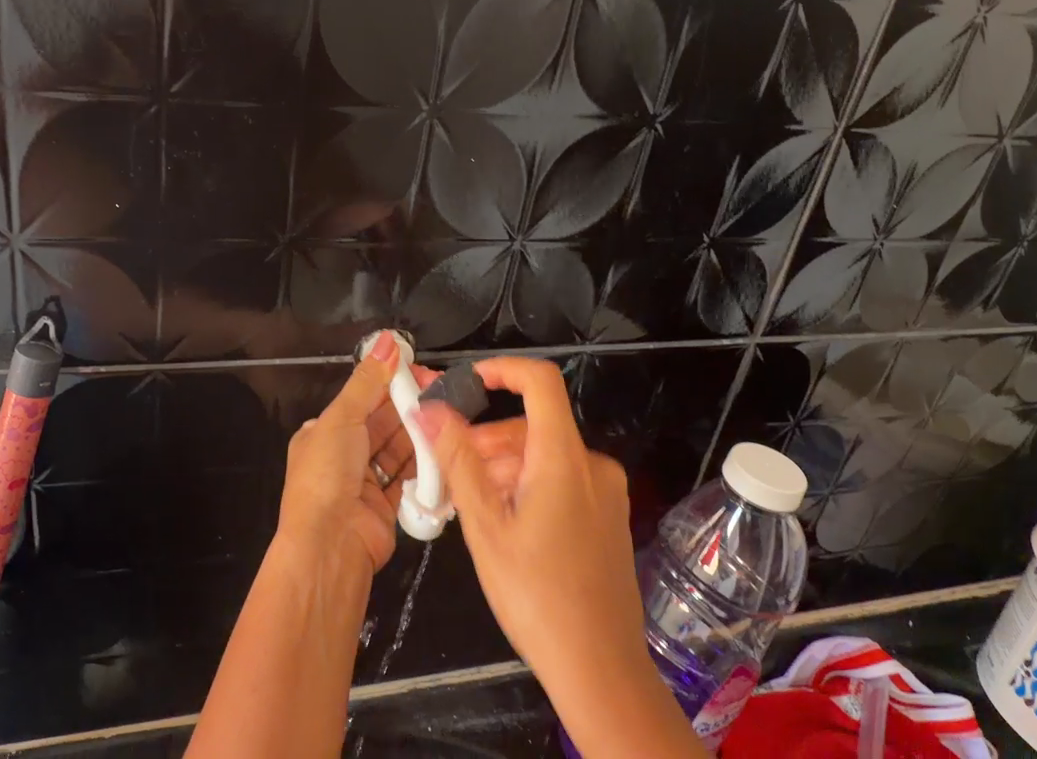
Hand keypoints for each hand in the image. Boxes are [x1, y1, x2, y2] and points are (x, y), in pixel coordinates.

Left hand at [275, 331, 438, 572]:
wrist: (330, 544)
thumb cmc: (328, 473)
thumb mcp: (342, 418)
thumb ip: (368, 382)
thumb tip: (387, 340)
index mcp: (322, 433)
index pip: (361, 400)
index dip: (389, 384)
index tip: (420, 371)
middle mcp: (342, 456)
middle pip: (382, 423)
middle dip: (409, 407)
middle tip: (444, 390)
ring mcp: (363, 483)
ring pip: (397, 449)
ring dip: (419, 434)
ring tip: (448, 416)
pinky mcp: (385, 506)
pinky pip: (406, 478)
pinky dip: (423, 465)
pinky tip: (442, 448)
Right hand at [417, 356, 703, 756]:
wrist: (599, 667)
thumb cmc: (535, 595)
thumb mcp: (485, 526)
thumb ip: (457, 460)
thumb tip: (427, 408)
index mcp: (564, 458)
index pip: (540, 381)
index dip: (501, 370)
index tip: (464, 384)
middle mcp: (592, 464)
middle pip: (532, 427)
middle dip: (486, 441)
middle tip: (447, 475)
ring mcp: (606, 492)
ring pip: (543, 457)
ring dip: (503, 469)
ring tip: (469, 508)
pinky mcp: (609, 515)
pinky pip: (561, 481)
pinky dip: (527, 487)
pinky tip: (503, 525)